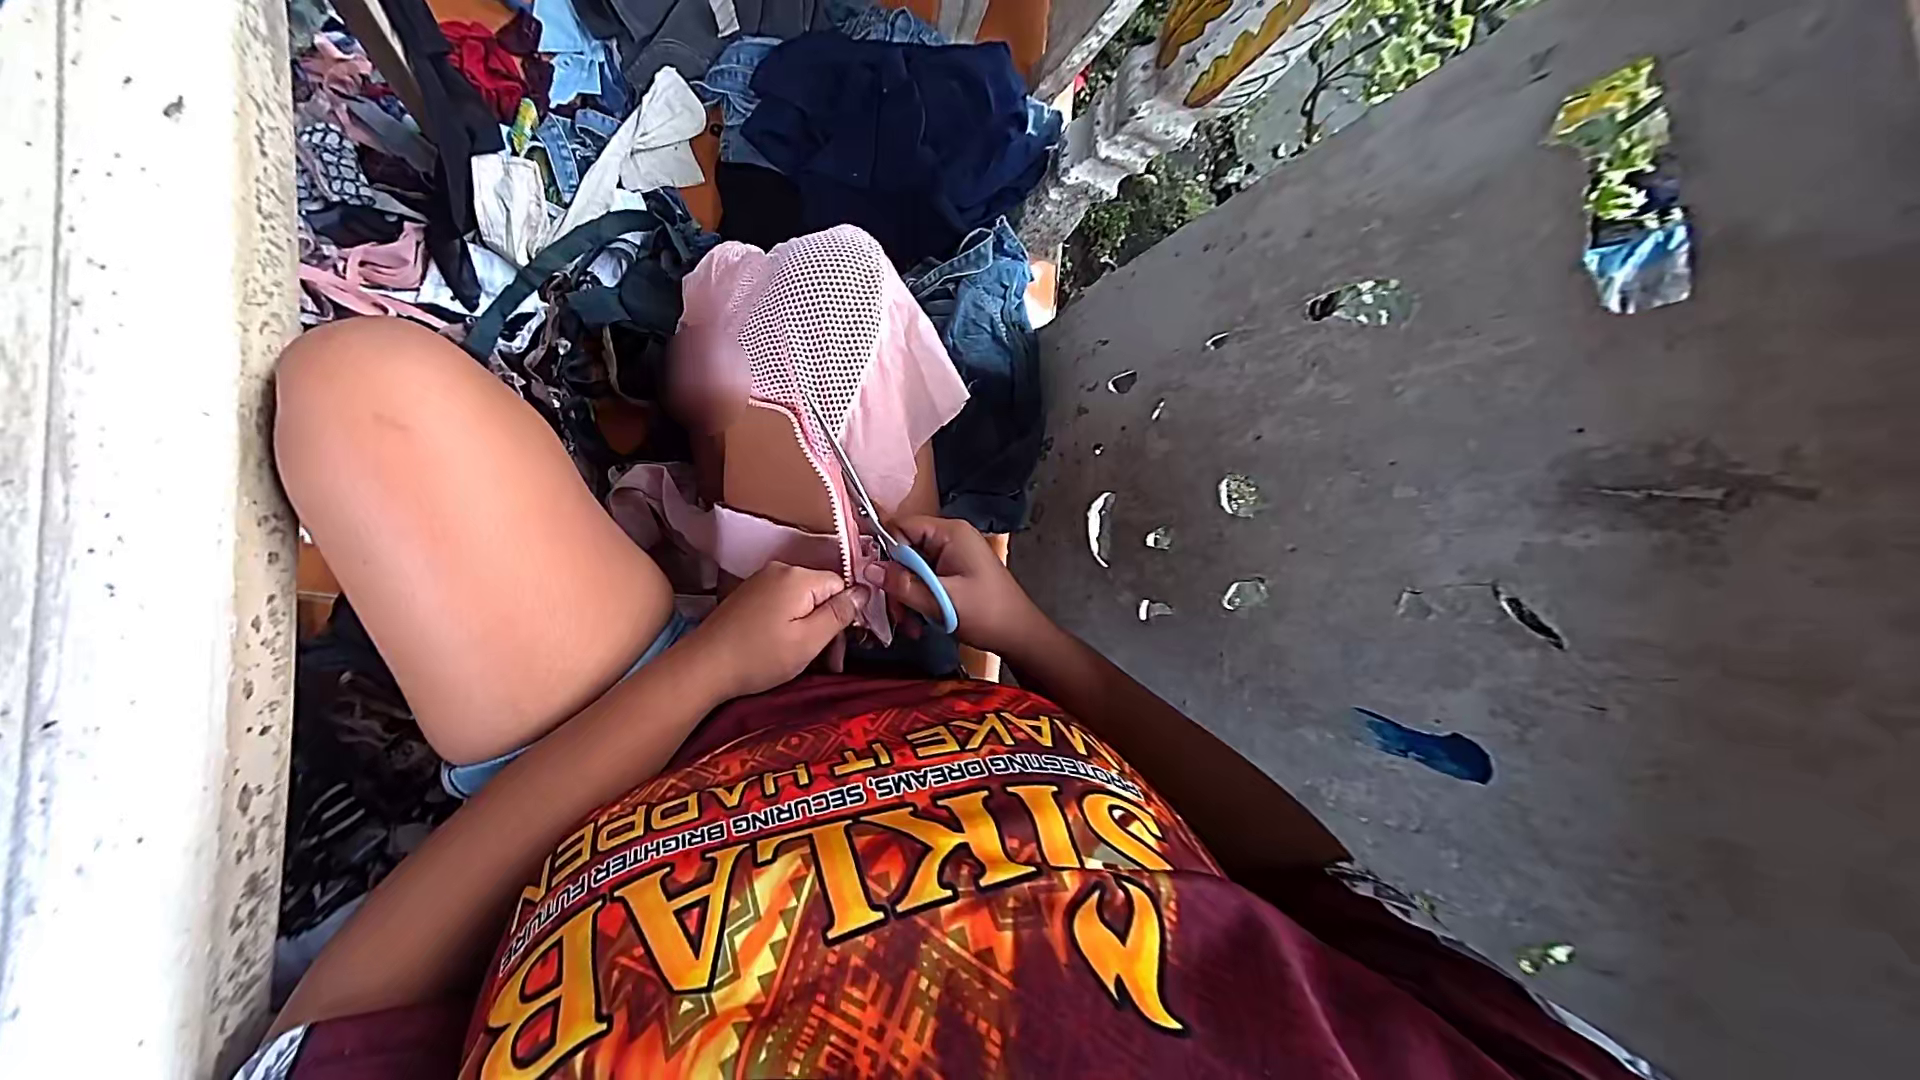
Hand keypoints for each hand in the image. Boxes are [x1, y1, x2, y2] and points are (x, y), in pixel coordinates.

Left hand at [676, 562, 863, 699]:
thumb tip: (863, 591)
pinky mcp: (751, 594)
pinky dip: (793, 624)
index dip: (847, 614)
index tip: (842, 646)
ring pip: (805, 600)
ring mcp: (763, 580)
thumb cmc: (758, 657)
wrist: (702, 668)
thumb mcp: (809, 640)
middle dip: (829, 624)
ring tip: (808, 660)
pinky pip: (785, 603)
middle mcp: (780, 570)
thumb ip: (840, 613)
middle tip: (829, 661)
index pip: (841, 584)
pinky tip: (788, 648)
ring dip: (812, 627)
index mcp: (798, 577)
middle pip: (823, 591)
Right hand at [868, 516, 1052, 655]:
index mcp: (951, 534)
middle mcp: (951, 538)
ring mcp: (952, 555)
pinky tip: (919, 622)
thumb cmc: (990, 614)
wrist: (1020, 635)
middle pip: (904, 550)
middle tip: (896, 612)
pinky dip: (918, 600)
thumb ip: (904, 585)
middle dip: (896, 582)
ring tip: (910, 623)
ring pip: (911, 569)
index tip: (873, 577)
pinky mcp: (953, 572)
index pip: (901, 527)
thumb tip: (869, 569)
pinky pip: (924, 579)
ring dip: (906, 596)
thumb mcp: (941, 600)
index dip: (884, 551)